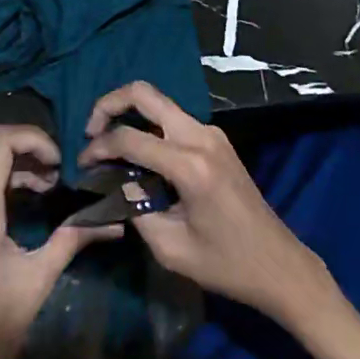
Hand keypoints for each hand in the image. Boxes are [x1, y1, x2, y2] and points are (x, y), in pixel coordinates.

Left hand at [0, 125, 121, 358]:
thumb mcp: (38, 279)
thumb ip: (73, 239)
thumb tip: (115, 222)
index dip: (33, 138)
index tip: (59, 162)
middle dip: (29, 146)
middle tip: (58, 168)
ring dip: (19, 163)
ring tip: (50, 184)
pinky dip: (6, 179)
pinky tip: (31, 198)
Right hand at [78, 82, 330, 320]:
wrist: (279, 264)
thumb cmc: (226, 264)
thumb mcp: (171, 248)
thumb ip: (136, 209)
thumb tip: (119, 182)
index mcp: (190, 164)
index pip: (130, 137)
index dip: (98, 147)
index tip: (81, 165)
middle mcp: (201, 136)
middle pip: (146, 94)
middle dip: (110, 104)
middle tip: (90, 131)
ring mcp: (212, 133)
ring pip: (160, 104)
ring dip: (130, 115)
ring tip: (109, 147)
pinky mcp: (217, 140)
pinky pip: (174, 121)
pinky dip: (150, 128)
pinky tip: (138, 156)